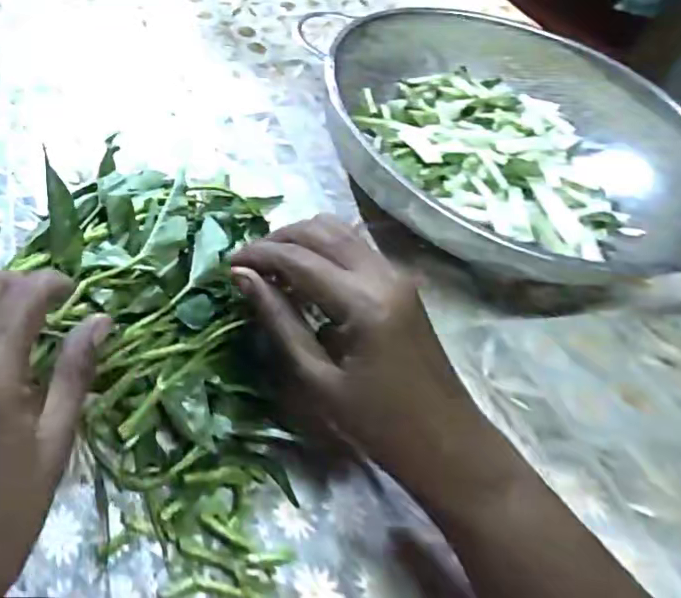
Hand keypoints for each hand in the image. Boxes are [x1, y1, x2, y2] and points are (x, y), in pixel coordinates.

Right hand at [228, 215, 505, 498]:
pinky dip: (318, 248)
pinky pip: (351, 245)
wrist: (454, 451)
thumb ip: (278, 318)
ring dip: (297, 240)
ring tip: (270, 268)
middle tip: (246, 265)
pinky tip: (301, 275)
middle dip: (274, 241)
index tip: (226, 265)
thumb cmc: (380, 424)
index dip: (255, 255)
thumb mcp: (316, 377)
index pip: (295, 257)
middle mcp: (383, 277)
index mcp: (363, 303)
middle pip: (316, 231)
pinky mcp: (400, 284)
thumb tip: (239, 275)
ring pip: (335, 230)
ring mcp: (397, 277)